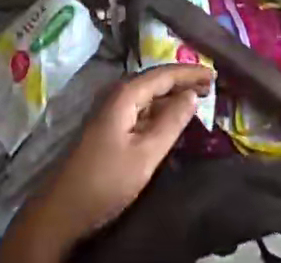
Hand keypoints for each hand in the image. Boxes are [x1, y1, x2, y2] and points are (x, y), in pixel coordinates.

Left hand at [0, 65, 214, 261]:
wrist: (66, 207)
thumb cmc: (107, 179)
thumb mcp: (145, 154)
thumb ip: (170, 123)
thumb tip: (191, 95)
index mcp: (125, 94)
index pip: (162, 74)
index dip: (188, 72)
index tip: (214, 73)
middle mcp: (117, 95)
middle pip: (155, 80)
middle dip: (182, 80)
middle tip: (211, 83)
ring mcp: (113, 111)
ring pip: (149, 95)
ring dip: (172, 94)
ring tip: (199, 96)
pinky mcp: (111, 127)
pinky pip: (142, 109)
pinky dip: (161, 109)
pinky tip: (174, 117)